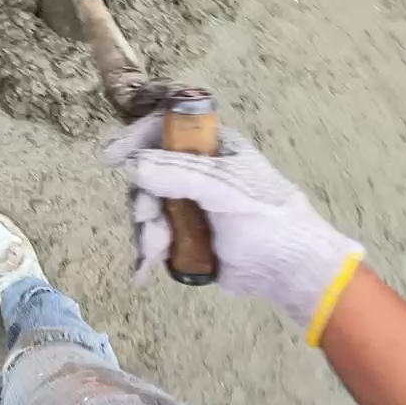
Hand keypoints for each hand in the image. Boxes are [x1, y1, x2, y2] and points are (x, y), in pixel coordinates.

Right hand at [103, 114, 364, 337]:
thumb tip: (131, 165)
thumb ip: (177, 173)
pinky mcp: (186, 233)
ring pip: (148, 204)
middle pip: (148, 171)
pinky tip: (144, 270)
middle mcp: (195, 168)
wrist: (292, 276)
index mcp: (209, 145)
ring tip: (156, 250)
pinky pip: (154, 232)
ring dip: (146, 228)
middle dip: (143, 199)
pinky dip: (147, 249)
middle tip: (147, 221)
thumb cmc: (268, 220)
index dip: (135, 138)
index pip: (163, 128)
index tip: (113, 157)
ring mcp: (189, 201)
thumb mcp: (223, 188)